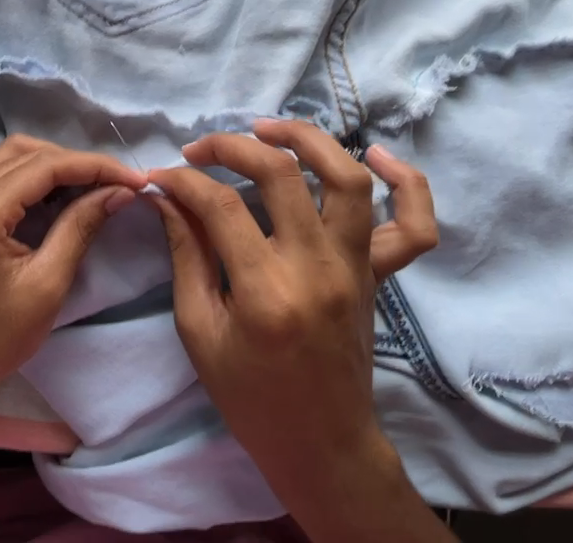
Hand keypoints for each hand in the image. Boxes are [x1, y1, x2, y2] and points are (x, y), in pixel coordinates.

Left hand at [0, 135, 145, 421]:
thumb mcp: (46, 285)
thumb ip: (80, 228)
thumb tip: (118, 191)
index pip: (43, 166)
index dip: (94, 166)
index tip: (134, 177)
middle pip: (25, 152)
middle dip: (75, 161)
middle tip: (116, 182)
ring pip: (10, 157)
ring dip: (52, 164)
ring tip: (94, 185)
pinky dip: (30, 176)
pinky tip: (60, 194)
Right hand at [148, 120, 437, 526]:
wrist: (322, 444)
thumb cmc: (249, 395)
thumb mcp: (198, 328)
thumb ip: (186, 253)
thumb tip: (166, 195)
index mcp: (266, 290)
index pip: (219, 204)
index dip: (182, 180)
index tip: (158, 177)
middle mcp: (318, 268)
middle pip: (282, 173)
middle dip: (231, 145)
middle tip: (200, 148)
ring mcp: (357, 268)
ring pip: (349, 180)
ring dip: (308, 139)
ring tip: (269, 128)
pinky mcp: (379, 275)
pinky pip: (414, 226)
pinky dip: (406, 183)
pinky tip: (375, 156)